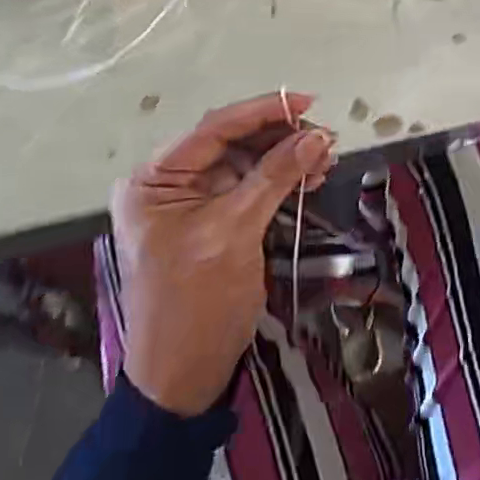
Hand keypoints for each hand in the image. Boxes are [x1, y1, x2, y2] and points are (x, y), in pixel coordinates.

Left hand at [112, 93, 336, 415]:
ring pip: (243, 164)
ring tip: (325, 158)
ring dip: (283, 159)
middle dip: (278, 137)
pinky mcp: (211, 220)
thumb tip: (316, 136)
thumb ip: (273, 178)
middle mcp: (168, 181)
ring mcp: (189, 202)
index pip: (213, 129)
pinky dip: (277, 182)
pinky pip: (246, 188)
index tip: (306, 101)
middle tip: (325, 136)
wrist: (182, 378)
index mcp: (154, 178)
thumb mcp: (235, 233)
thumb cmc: (197, 304)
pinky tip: (307, 177)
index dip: (261, 111)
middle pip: (230, 143)